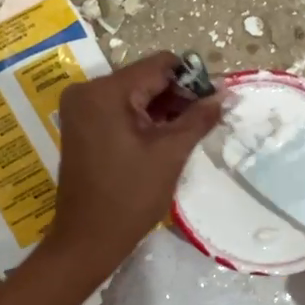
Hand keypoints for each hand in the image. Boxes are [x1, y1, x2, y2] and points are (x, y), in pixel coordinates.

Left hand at [46, 51, 223, 266]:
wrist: (88, 239)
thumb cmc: (130, 197)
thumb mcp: (170, 153)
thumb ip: (198, 117)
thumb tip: (224, 93)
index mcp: (106, 91)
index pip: (159, 65)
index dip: (192, 79)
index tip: (214, 101)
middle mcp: (87, 90)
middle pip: (145, 77)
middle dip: (177, 96)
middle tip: (205, 119)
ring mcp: (80, 108)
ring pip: (134, 94)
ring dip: (162, 109)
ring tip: (188, 132)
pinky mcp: (81, 126)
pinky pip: (119, 110)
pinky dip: (143, 119)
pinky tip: (164, 139)